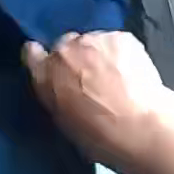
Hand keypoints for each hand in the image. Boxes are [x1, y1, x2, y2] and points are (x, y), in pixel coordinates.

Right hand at [23, 32, 173, 173]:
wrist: (141, 128)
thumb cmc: (100, 137)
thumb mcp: (63, 121)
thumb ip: (55, 95)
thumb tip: (59, 87)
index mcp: (45, 74)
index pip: (31, 53)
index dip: (43, 60)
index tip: (52, 68)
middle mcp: (65, 49)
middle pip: (65, 45)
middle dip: (75, 58)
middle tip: (91, 80)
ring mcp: (93, 39)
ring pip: (92, 42)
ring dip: (98, 55)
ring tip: (116, 77)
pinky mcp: (121, 37)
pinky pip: (115, 41)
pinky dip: (121, 53)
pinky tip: (131, 71)